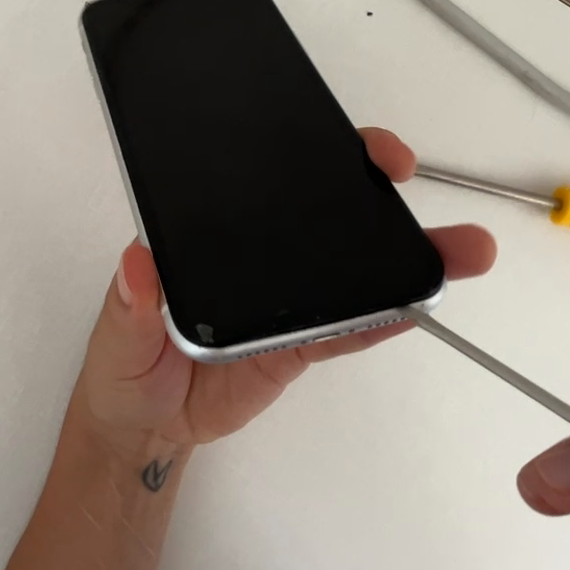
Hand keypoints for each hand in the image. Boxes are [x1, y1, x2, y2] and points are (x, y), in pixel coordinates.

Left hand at [76, 127, 496, 450]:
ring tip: (454, 249)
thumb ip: (130, 304)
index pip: (256, 186)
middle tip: (399, 168)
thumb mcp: (116, 333)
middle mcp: (254, 260)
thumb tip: (138, 262)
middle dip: (362, 182)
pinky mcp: (298, 346)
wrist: (147, 428)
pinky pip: (347, 329)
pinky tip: (419, 303)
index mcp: (208, 240)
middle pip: (314, 212)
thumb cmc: (124, 368)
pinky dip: (383, 317)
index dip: (295, 155)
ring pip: (347, 268)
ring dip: (400, 254)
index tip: (327, 141)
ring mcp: (283, 301)